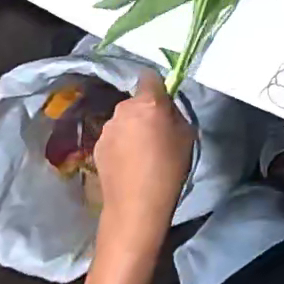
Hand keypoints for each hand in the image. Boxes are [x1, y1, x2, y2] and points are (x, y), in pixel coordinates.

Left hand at [93, 71, 193, 259]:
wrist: (136, 206)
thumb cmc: (168, 169)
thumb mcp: (187, 136)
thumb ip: (175, 114)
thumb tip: (165, 109)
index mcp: (148, 102)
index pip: (149, 76)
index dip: (157, 86)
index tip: (163, 101)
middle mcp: (123, 109)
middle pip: (136, 101)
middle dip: (145, 112)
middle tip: (156, 134)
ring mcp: (107, 127)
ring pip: (124, 120)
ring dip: (132, 129)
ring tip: (141, 154)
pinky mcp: (97, 145)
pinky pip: (114, 137)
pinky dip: (121, 144)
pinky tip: (128, 164)